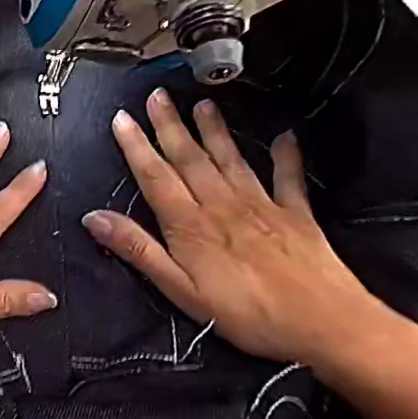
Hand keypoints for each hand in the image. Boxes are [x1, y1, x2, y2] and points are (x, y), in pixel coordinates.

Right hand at [81, 88, 390, 365]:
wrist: (322, 323)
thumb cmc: (247, 314)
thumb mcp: (180, 290)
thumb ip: (139, 250)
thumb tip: (95, 218)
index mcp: (192, 225)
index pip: (156, 176)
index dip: (136, 146)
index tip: (122, 119)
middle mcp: (223, 205)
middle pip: (190, 158)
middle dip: (170, 125)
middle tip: (157, 95)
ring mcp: (261, 205)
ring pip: (230, 159)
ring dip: (214, 131)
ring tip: (203, 104)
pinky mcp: (295, 214)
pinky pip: (287, 177)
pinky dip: (285, 156)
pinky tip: (285, 137)